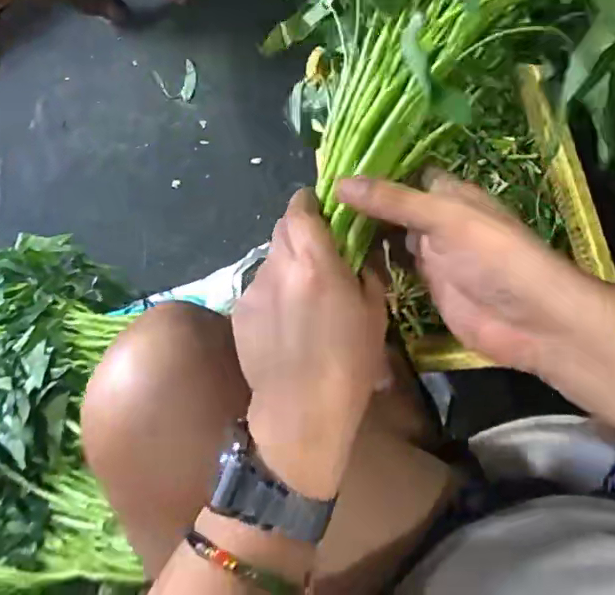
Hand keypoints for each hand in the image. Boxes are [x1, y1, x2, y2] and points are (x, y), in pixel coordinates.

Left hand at [233, 189, 388, 499]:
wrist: (299, 413)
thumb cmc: (348, 364)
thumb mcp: (374, 313)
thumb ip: (365, 269)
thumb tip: (358, 248)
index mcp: (315, 262)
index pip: (300, 208)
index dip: (308, 202)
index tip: (320, 206)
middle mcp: (280, 266)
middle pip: (282, 227)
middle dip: (299, 229)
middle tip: (318, 250)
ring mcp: (254, 288)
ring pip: (271, 257)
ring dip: (287, 262)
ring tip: (303, 293)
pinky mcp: (239, 310)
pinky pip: (259, 285)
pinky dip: (273, 289)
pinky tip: (286, 319)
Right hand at [338, 170, 596, 373]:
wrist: (532, 321)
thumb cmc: (494, 255)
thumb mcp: (443, 217)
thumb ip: (393, 200)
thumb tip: (339, 182)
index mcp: (447, 192)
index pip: (404, 172)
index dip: (372, 169)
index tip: (329, 168)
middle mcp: (437, 218)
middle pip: (393, 205)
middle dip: (360, 202)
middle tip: (312, 200)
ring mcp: (431, 252)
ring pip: (390, 235)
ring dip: (362, 232)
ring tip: (315, 224)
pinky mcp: (427, 285)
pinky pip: (394, 267)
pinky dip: (370, 262)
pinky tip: (338, 257)